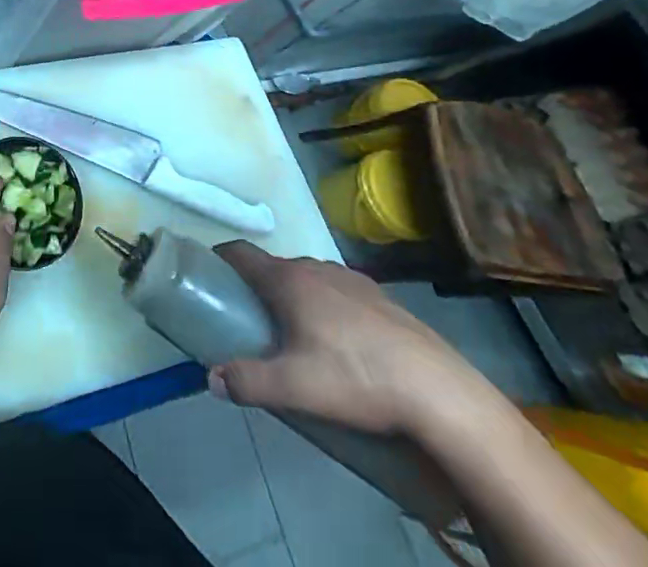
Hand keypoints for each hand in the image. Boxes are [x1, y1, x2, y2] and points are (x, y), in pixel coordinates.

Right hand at [207, 242, 489, 435]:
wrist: (440, 393)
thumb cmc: (356, 379)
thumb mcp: (293, 388)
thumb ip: (247, 381)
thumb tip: (213, 379)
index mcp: (290, 280)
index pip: (242, 253)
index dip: (220, 258)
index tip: (207, 275)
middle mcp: (318, 269)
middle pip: (274, 266)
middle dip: (255, 286)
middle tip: (245, 319)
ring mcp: (354, 280)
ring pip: (308, 278)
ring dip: (291, 295)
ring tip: (290, 332)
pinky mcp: (382, 298)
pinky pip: (338, 291)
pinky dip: (324, 305)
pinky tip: (336, 342)